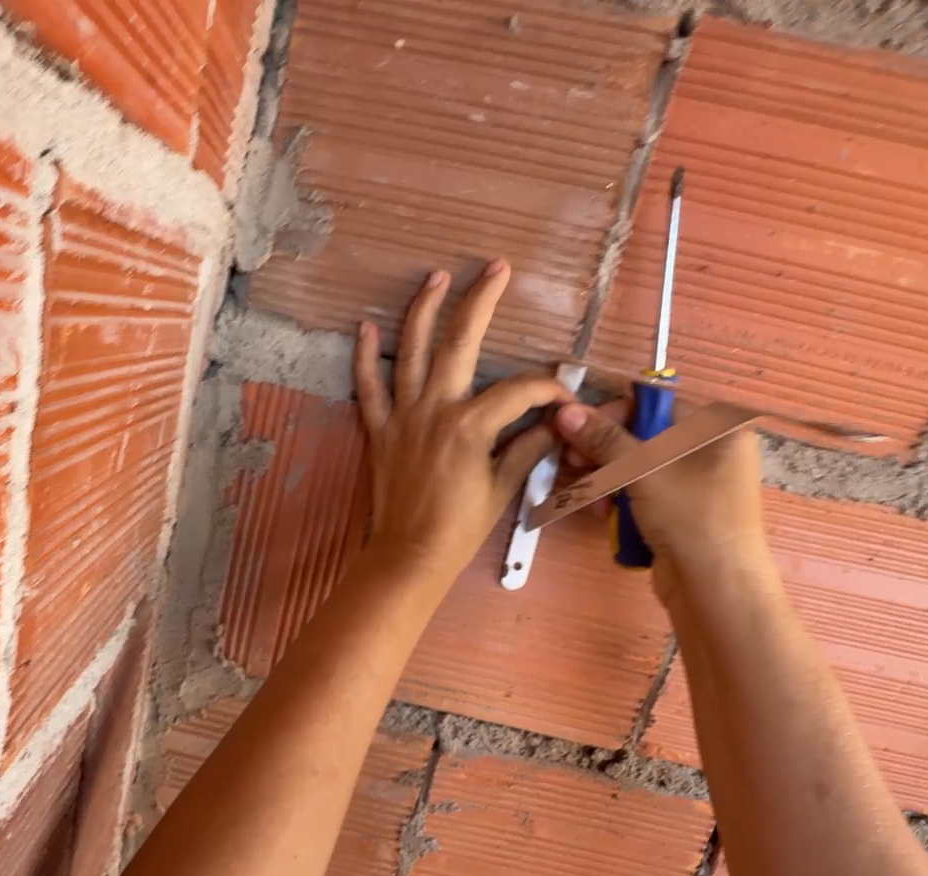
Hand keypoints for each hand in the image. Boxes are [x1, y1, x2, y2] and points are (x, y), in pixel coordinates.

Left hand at [353, 260, 572, 580]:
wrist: (410, 555)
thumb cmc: (459, 527)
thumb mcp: (503, 487)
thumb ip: (529, 446)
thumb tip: (558, 421)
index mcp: (471, 426)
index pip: (519, 390)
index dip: (547, 390)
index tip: (564, 398)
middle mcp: (434, 409)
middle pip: (460, 342)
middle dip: (480, 301)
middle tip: (496, 267)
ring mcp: (402, 416)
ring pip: (410, 351)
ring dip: (423, 310)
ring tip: (436, 276)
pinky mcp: (379, 429)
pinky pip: (368, 386)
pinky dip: (364, 356)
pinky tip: (364, 326)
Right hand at [554, 401, 769, 595]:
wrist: (715, 588)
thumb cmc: (691, 518)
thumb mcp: (644, 471)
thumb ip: (604, 439)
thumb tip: (565, 410)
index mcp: (716, 429)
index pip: (655, 402)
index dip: (613, 413)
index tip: (577, 429)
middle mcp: (709, 449)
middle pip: (642, 435)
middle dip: (603, 450)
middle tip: (572, 461)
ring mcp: (694, 482)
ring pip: (637, 465)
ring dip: (605, 478)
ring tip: (586, 496)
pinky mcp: (678, 510)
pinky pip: (642, 491)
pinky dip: (619, 498)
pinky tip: (601, 512)